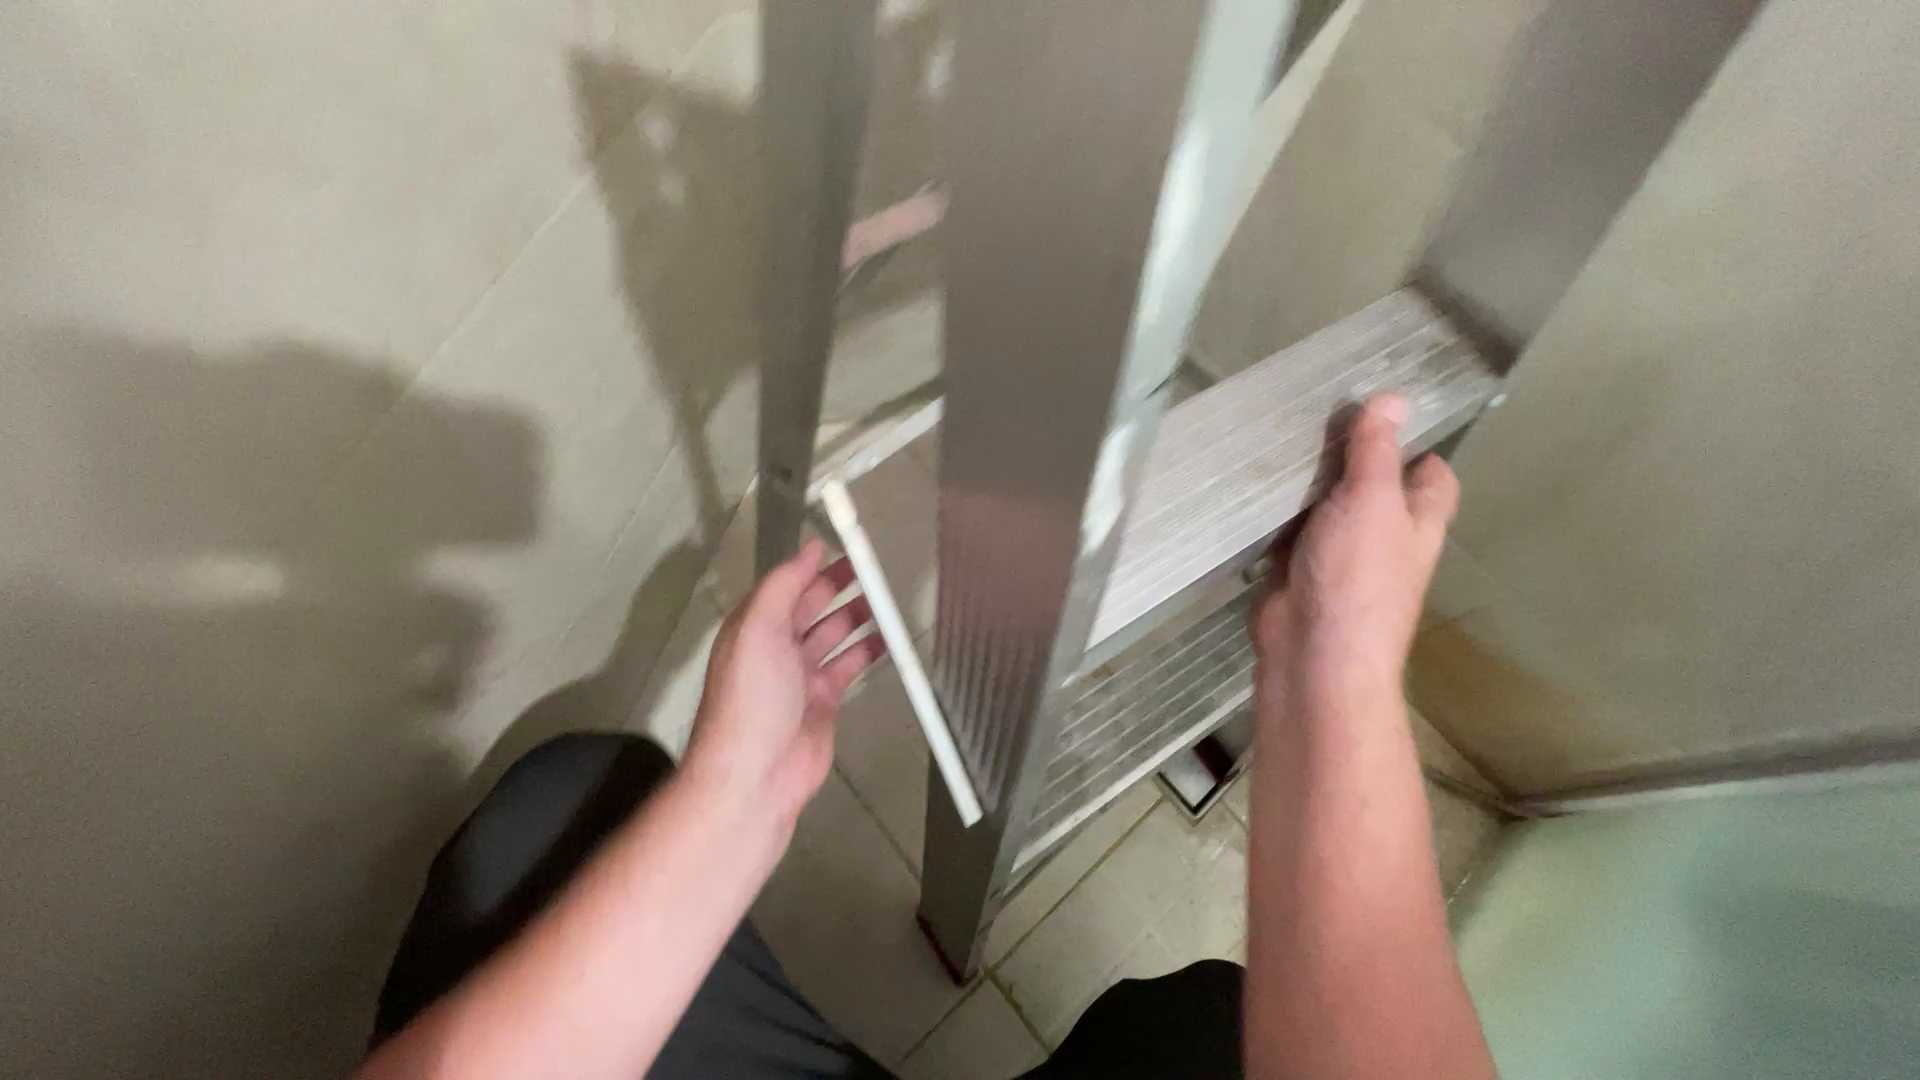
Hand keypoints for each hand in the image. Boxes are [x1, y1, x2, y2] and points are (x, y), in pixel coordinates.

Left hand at [680, 540, 884, 829]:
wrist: (756, 775)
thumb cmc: (753, 698)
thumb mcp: (758, 630)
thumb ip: (782, 586)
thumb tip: (809, 549)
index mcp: (755, 627)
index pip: (787, 587)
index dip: (813, 567)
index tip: (846, 548)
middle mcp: (776, 647)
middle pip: (811, 607)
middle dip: (838, 587)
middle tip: (873, 570)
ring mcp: (801, 675)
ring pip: (833, 635)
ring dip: (856, 616)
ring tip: (886, 600)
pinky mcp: (824, 700)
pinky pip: (849, 666)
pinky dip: (868, 651)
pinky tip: (890, 639)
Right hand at [1252, 394, 1458, 710]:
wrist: (1313, 651)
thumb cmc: (1356, 576)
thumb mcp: (1370, 502)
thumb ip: (1375, 452)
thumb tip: (1395, 397)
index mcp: (1415, 519)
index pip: (1429, 472)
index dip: (1410, 441)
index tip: (1373, 408)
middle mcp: (1380, 533)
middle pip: (1369, 483)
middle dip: (1344, 454)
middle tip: (1309, 409)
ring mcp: (1335, 553)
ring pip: (1322, 505)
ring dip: (1303, 481)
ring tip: (1274, 433)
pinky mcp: (1295, 566)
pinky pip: (1285, 529)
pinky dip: (1272, 512)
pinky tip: (1249, 483)